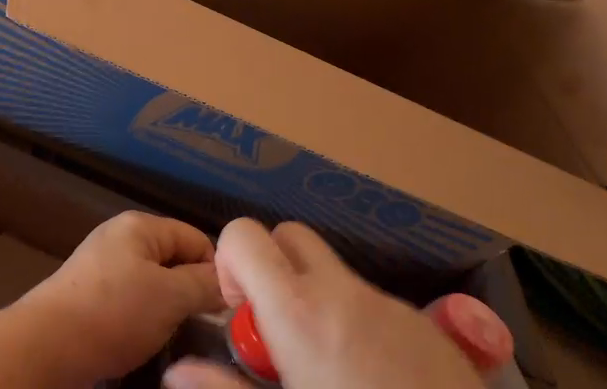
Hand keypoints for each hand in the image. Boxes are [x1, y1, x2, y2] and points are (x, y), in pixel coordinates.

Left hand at [14, 211, 225, 385]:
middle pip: (176, 260)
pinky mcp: (95, 294)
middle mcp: (122, 238)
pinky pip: (136, 301)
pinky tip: (155, 341)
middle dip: (195, 292)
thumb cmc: (115, 312)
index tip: (230, 310)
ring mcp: (105, 266)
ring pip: (157, 285)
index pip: (196, 238)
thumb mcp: (170, 296)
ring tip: (185, 338)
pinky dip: (149, 319)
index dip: (218, 271)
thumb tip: (231, 282)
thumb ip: (205, 285)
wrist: (51, 342)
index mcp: (140, 226)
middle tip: (212, 330)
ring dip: (173, 310)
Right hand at [164, 219, 482, 388]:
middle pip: (289, 236)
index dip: (230, 263)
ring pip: (335, 273)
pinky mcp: (433, 330)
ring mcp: (392, 307)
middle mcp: (342, 291)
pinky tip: (377, 382)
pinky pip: (378, 304)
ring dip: (319, 300)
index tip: (242, 315)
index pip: (243, 233)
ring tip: (332, 369)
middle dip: (273, 268)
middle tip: (278, 331)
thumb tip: (174, 371)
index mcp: (298, 310)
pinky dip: (362, 324)